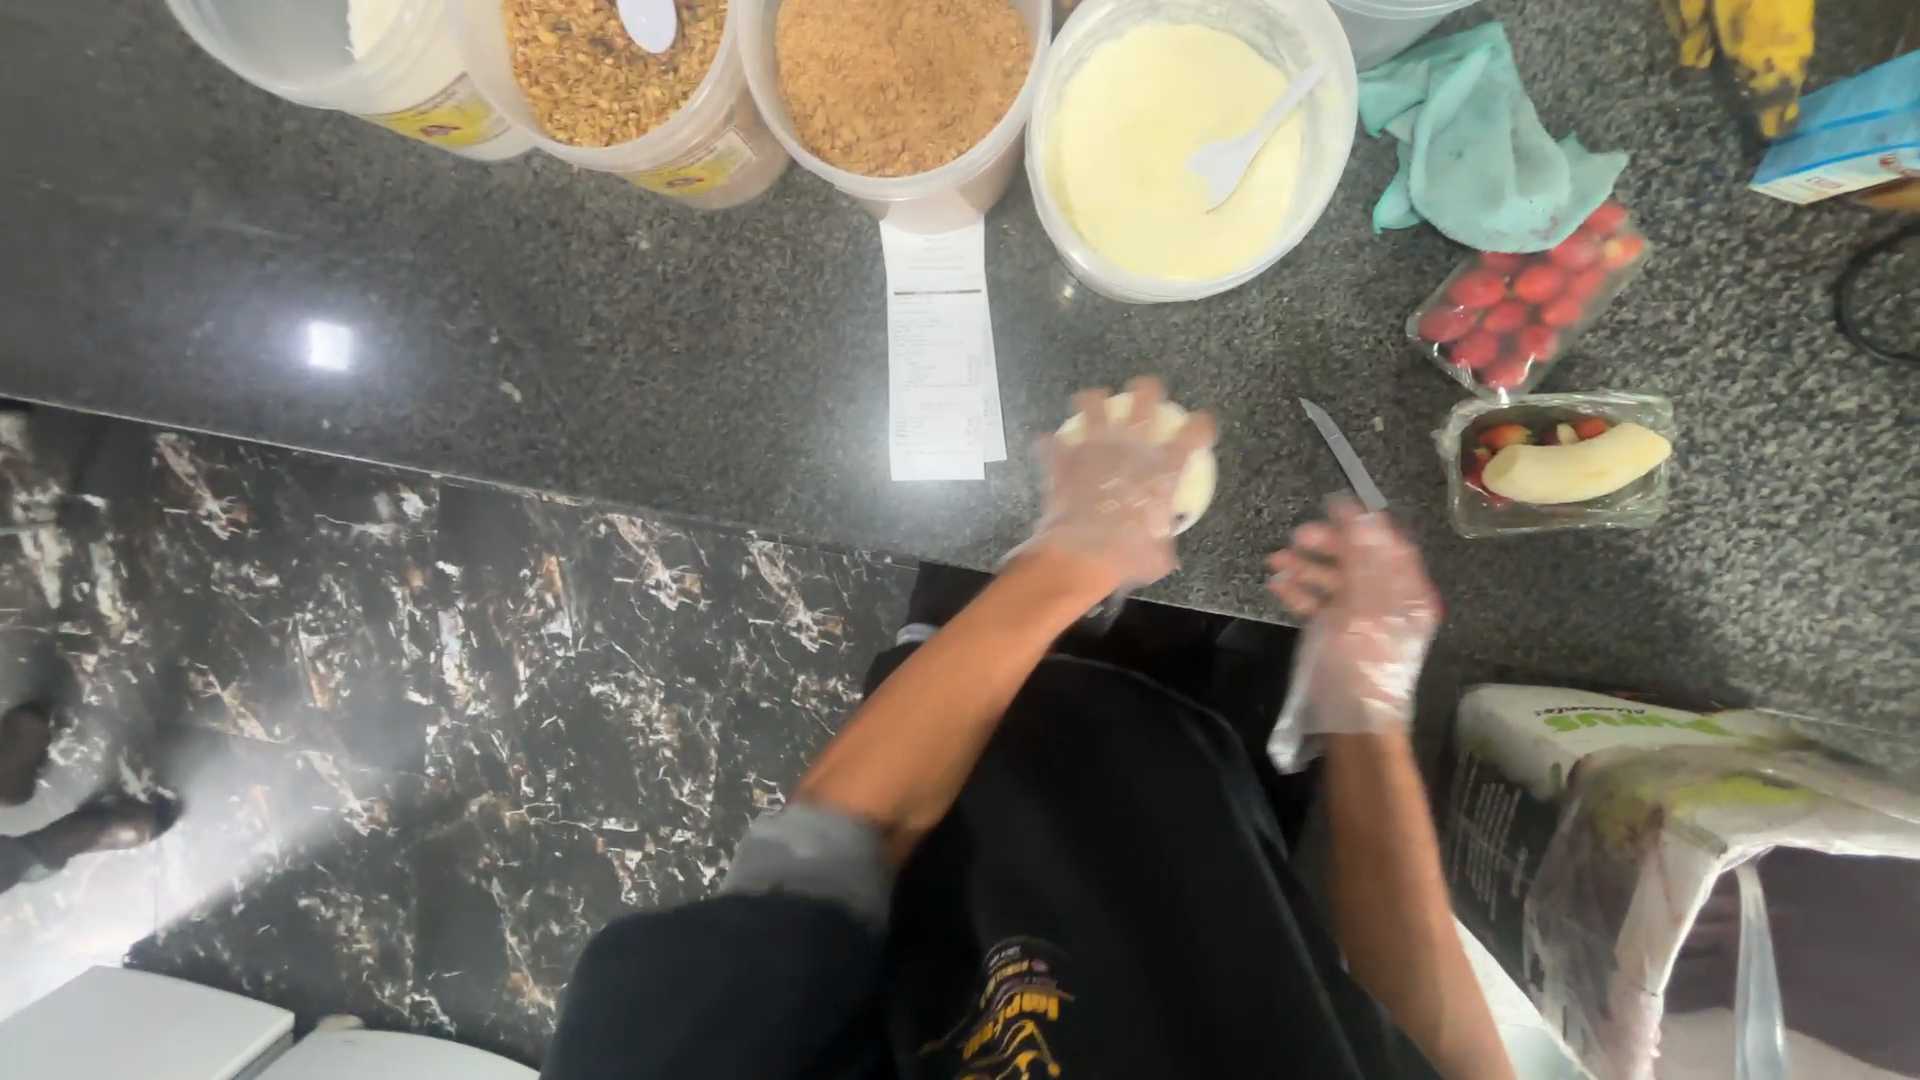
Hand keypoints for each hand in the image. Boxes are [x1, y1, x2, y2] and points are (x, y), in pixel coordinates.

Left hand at [1019, 376, 1215, 594]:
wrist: (1081, 554)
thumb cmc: (1126, 554)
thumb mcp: (1157, 554)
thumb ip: (1162, 543)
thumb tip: (1163, 554)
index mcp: (1164, 467)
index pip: (1195, 431)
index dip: (1200, 425)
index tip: (1198, 427)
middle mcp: (1131, 446)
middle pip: (1144, 395)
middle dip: (1145, 389)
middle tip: (1143, 394)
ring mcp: (1093, 446)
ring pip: (1092, 402)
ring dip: (1093, 401)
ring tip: (1092, 405)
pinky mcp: (1061, 458)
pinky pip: (1051, 442)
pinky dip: (1050, 445)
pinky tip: (1050, 448)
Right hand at [1265, 498, 1440, 732]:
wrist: (1350, 720)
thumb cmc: (1363, 664)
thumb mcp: (1365, 608)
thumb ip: (1362, 561)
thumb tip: (1360, 516)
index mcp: (1406, 594)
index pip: (1389, 546)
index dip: (1364, 525)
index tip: (1334, 504)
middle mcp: (1385, 601)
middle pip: (1357, 560)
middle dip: (1326, 546)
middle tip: (1296, 536)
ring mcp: (1358, 617)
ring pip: (1332, 580)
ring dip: (1304, 568)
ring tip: (1275, 561)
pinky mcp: (1334, 632)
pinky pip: (1316, 603)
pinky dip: (1298, 593)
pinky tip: (1278, 586)